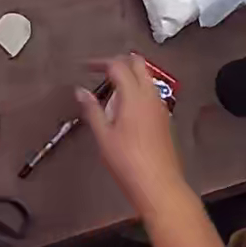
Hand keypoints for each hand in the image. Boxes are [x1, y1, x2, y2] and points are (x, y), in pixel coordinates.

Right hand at [77, 54, 189, 214]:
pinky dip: (138, 88)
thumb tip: (80, 91)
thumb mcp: (103, 136)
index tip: (85, 67)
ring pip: (147, 76)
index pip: (118, 65)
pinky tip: (125, 107)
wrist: (159, 185)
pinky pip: (151, 91)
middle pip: (138, 63)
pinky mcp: (164, 118)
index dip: (100, 62)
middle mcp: (151, 95)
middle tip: (100, 71)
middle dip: (118, 61)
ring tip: (110, 89)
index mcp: (134, 95)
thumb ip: (92, 109)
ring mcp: (160, 106)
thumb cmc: (127, 161)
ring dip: (130, 74)